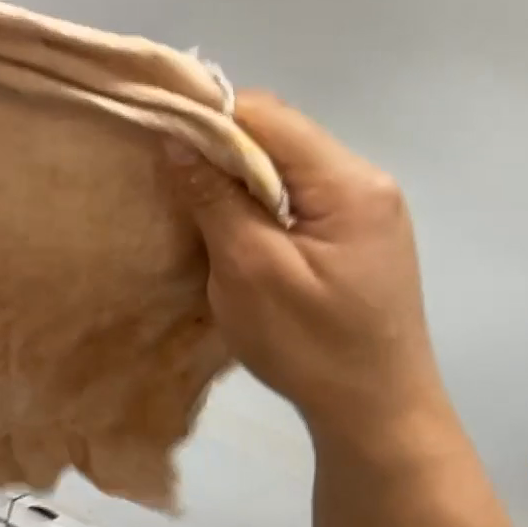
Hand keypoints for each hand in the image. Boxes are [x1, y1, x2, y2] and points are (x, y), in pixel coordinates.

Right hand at [164, 92, 448, 449]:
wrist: (376, 411)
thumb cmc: (310, 343)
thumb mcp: (250, 269)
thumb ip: (214, 198)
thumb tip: (176, 139)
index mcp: (347, 184)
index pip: (267, 115)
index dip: (206, 115)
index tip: (152, 130)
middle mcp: (362, 181)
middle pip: (276, 132)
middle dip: (214, 139)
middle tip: (158, 163)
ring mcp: (360, 206)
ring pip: (280, 160)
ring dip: (228, 168)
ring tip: (180, 187)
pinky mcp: (348, 231)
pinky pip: (289, 189)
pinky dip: (248, 192)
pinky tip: (218, 213)